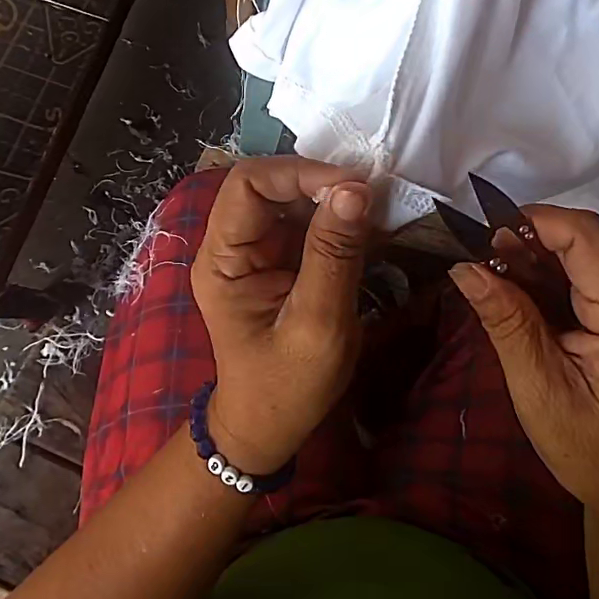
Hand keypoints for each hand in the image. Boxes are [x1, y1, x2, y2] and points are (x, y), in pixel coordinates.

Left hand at [192, 158, 373, 474]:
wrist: (268, 424)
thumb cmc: (287, 386)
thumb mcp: (318, 324)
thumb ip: (334, 255)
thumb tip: (355, 189)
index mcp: (222, 259)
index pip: (247, 185)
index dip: (298, 173)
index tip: (352, 186)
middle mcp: (231, 246)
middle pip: (267, 186)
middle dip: (319, 183)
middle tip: (371, 195)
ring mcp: (254, 252)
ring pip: (289, 200)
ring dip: (331, 199)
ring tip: (376, 209)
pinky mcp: (278, 261)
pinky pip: (304, 223)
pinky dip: (336, 219)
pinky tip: (368, 227)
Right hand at [450, 205, 598, 514]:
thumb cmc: (591, 450)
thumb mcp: (538, 390)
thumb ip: (506, 323)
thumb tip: (464, 267)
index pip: (590, 239)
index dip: (537, 223)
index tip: (485, 239)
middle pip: (590, 239)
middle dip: (531, 240)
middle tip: (484, 266)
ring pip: (588, 248)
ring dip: (537, 255)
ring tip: (498, 281)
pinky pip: (590, 268)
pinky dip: (550, 271)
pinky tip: (523, 293)